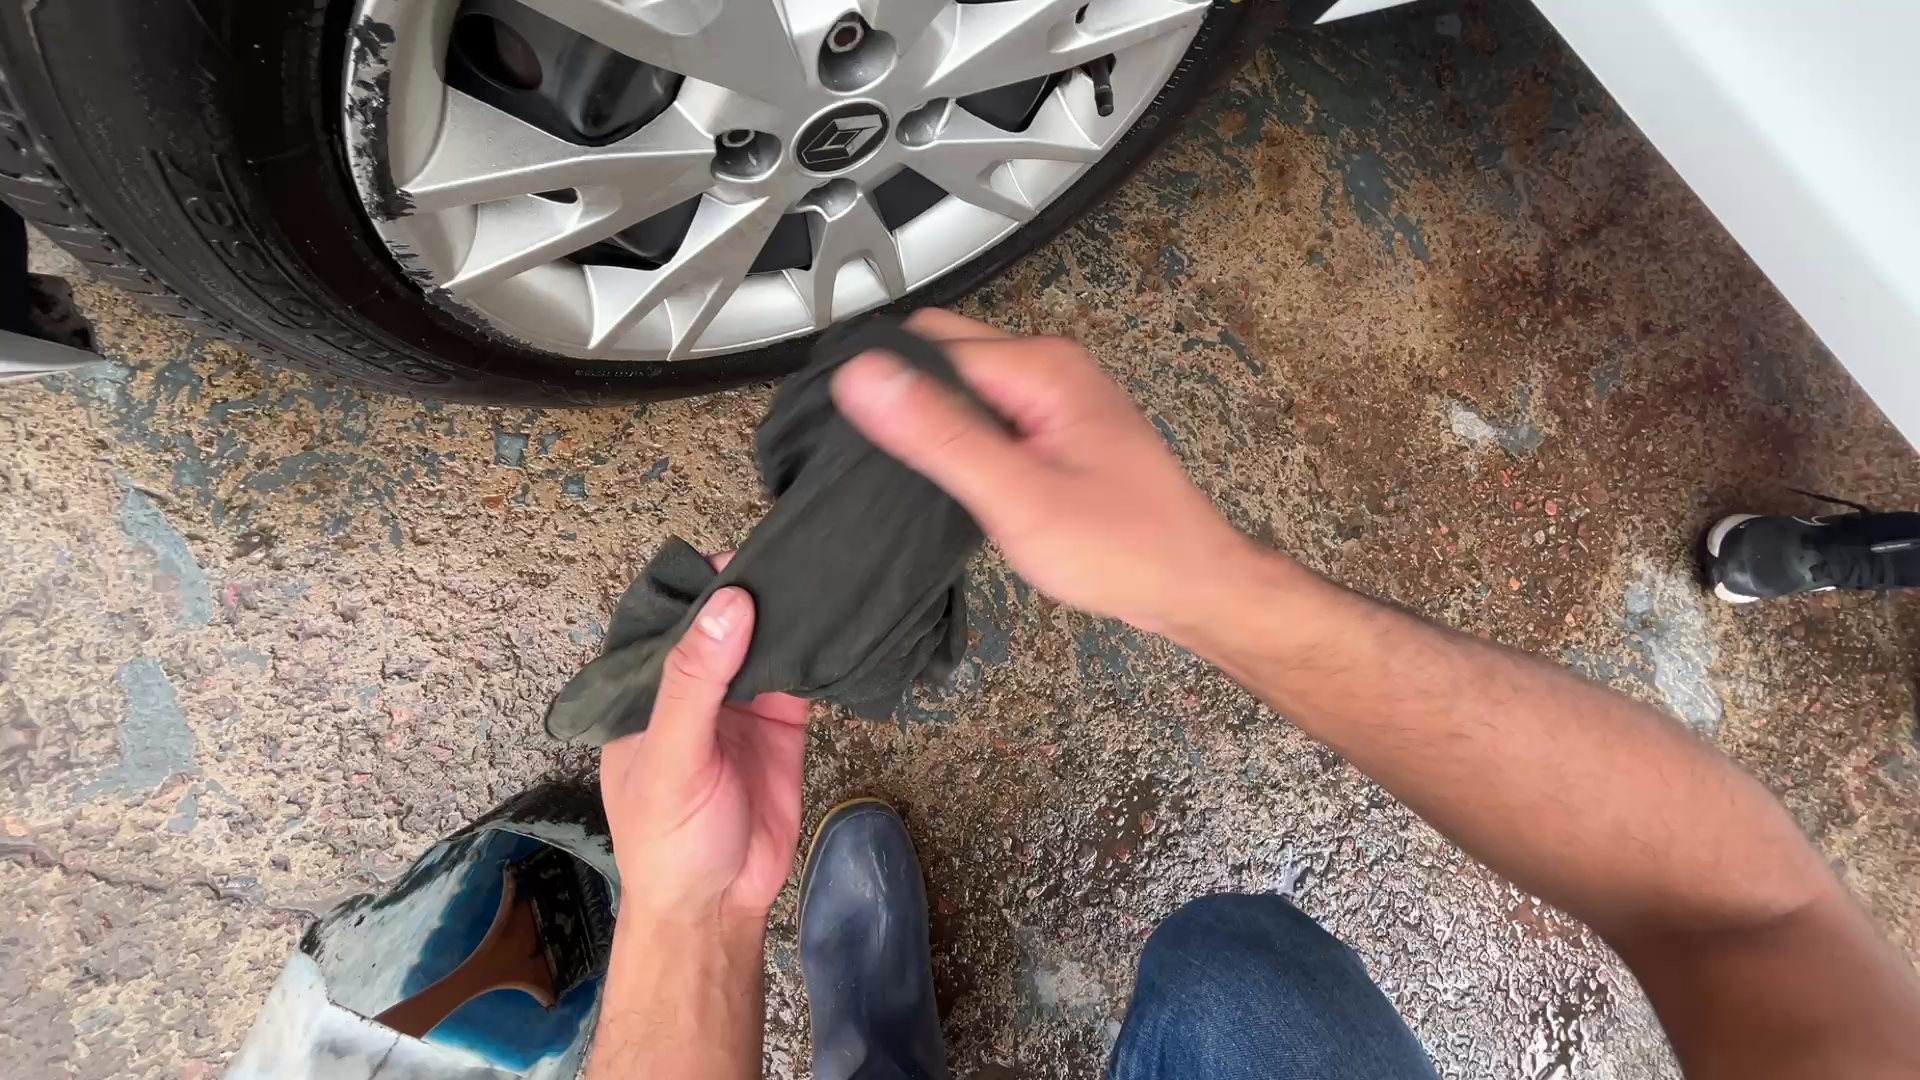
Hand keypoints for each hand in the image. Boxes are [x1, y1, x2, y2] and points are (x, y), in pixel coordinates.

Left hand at [599, 553, 808, 923]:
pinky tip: (843, 618)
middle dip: (757, 586)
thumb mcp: (672, 758)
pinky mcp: (784, 717)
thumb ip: (695, 682)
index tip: (750, 549)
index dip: (705, 579)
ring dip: (791, 611)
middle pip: (726, 618)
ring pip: (766, 638)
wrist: (721, 905)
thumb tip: (733, 601)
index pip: (673, 614)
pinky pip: (801, 669)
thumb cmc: (670, 838)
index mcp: (648, 685)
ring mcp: (742, 698)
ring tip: (830, 571)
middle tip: (804, 550)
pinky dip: (819, 646)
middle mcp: (696, 683)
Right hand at [830, 310, 1264, 638]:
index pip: (929, 344)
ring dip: (932, 415)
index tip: (849, 427)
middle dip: (904, 391)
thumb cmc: (1123, 547)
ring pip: (964, 382)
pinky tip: (953, 472)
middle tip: (876, 450)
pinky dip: (960, 433)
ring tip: (911, 466)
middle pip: (945, 351)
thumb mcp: (1018, 496)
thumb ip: (941, 435)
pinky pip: (988, 409)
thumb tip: (868, 380)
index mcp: (1041, 368)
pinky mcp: (1055, 426)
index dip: (884, 382)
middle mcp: (1050, 367)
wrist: (1189, 582)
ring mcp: (1055, 396)